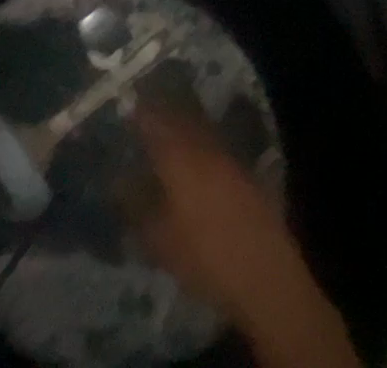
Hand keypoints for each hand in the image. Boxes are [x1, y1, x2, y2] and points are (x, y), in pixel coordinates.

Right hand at [129, 102, 363, 367]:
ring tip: (168, 134)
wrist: (267, 279)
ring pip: (202, 133)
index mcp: (179, 158)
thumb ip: (134, 207)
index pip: (154, 122)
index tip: (125, 107)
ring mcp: (231, 163)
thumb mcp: (157, 239)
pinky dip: (203, 148)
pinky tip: (197, 162)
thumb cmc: (204, 256)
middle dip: (162, 113)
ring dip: (185, 127)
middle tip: (145, 113)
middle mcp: (205, 151)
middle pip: (181, 120)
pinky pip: (218, 150)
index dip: (139, 112)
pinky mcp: (249, 179)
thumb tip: (119, 184)